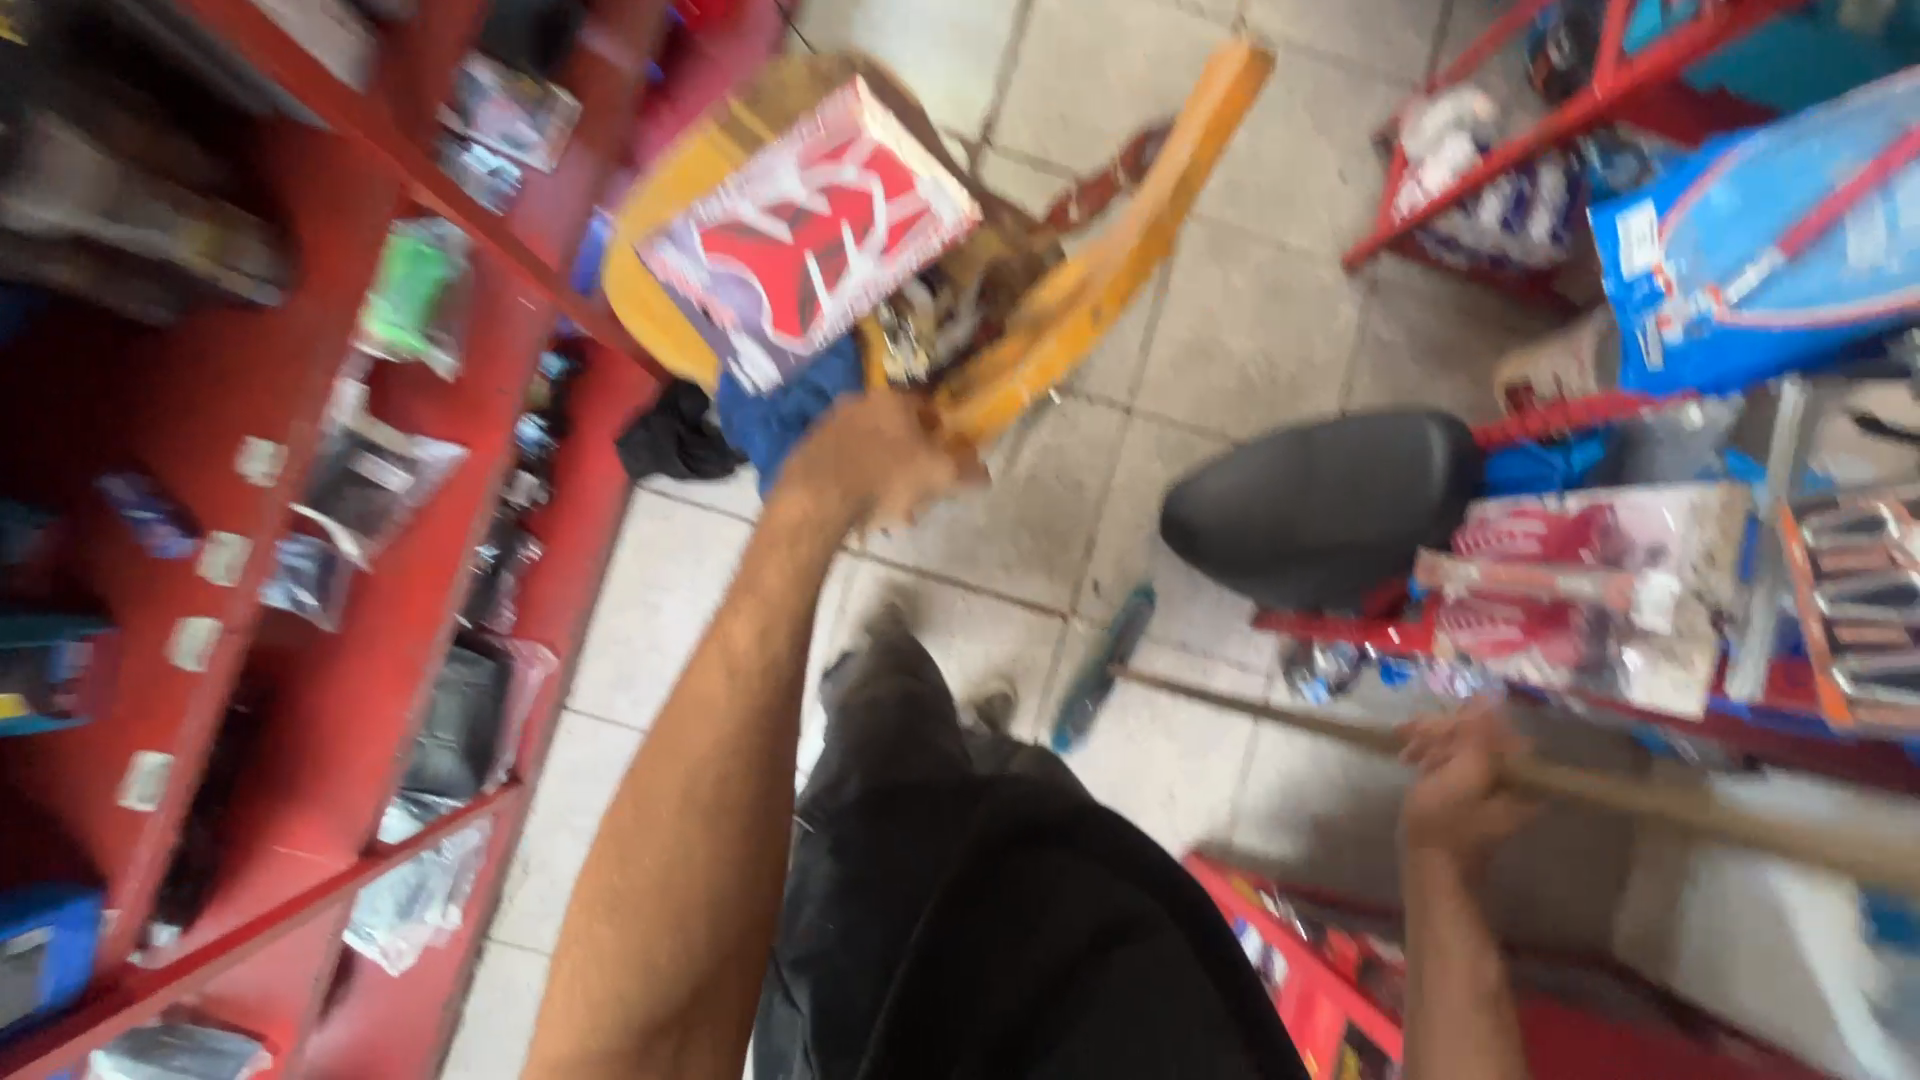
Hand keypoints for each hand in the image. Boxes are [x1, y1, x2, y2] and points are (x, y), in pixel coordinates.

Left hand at [777, 386, 986, 530]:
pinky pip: (843, 465)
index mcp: (892, 400)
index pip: (927, 408)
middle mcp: (858, 403)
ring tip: (890, 512)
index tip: (945, 459)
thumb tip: (984, 474)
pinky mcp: (807, 451)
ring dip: (883, 475)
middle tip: (919, 491)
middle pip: (896, 431)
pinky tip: (860, 511)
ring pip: (869, 450)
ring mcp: (828, 425)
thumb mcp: (938, 476)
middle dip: (910, 460)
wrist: (816, 497)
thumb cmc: (885, 477)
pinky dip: (856, 483)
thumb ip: (966, 472)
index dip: (941, 434)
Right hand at [1398, 700, 1538, 870]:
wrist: (1433, 865)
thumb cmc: (1444, 824)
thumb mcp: (1460, 778)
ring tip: (1406, 753)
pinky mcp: (1474, 789)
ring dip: (1432, 742)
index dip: (1457, 722)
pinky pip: (1456, 758)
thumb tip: (1488, 700)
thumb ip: (1477, 739)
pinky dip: (1433, 755)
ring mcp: (1494, 783)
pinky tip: (1413, 761)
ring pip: (1463, 743)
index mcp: (1520, 773)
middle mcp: (1515, 775)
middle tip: (1407, 737)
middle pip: (1478, 732)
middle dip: (1440, 732)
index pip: (1493, 725)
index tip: (1425, 729)